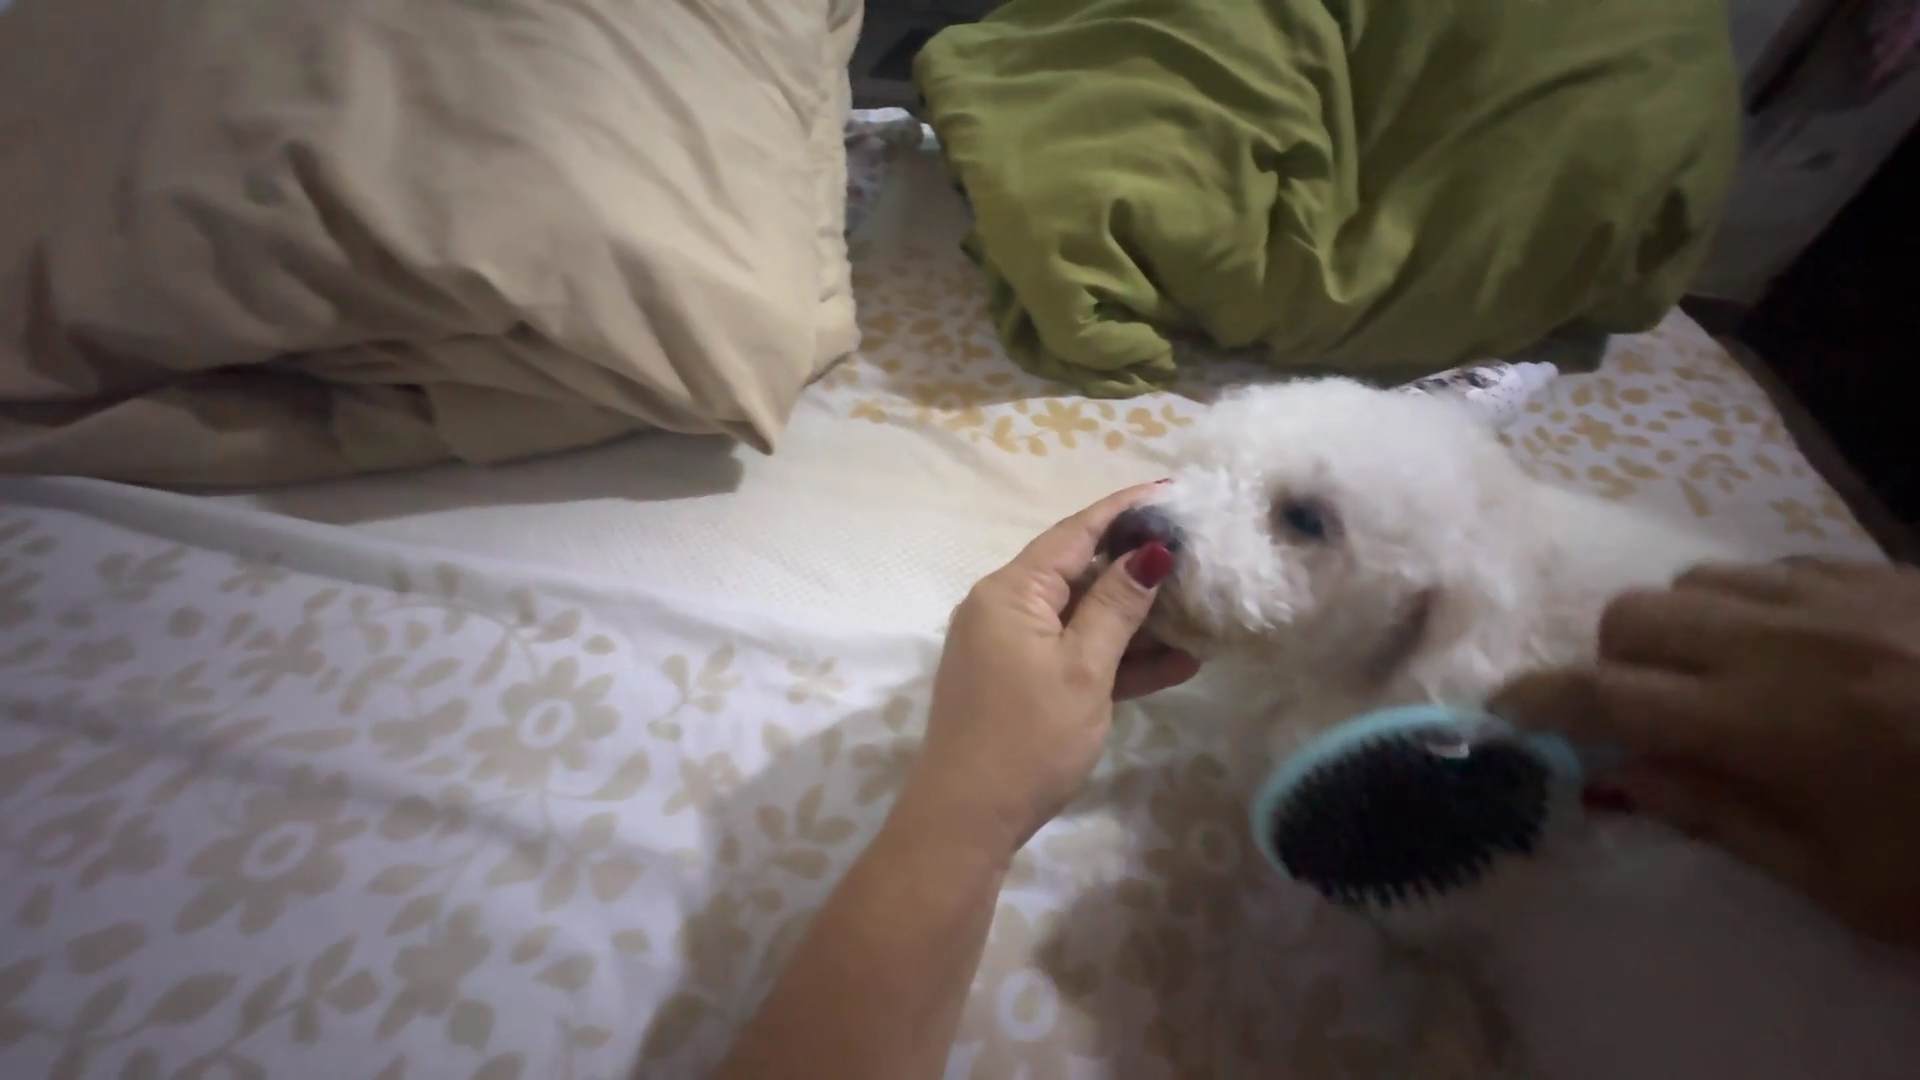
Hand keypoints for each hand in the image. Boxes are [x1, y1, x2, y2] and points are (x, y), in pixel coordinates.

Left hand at [900, 484, 1199, 856]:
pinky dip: (1114, 658)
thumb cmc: (1027, 737)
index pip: (1074, 533)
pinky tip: (1176, 662)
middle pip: (1077, 572)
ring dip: (1134, 619)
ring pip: (1080, 617)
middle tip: (1194, 552)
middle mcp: (1002, 607)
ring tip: (1197, 607)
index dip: (1123, 510)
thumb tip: (1149, 552)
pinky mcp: (1018, 680)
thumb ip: (1116, 607)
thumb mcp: (1082, 668)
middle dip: (1135, 566)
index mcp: (1010, 591)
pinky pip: (1072, 654)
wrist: (966, 819)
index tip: (1170, 491)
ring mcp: (1009, 646)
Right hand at [1493, 558, 1919, 945]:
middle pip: (1630, 618)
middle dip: (1612, 660)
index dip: (1535, 702)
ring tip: (1722, 668)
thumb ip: (1717, 817)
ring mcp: (1837, 600)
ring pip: (1692, 584)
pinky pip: (1772, 568)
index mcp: (1762, 725)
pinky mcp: (1889, 577)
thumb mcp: (1853, 881)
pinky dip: (1751, 604)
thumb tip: (1615, 779)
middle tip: (1645, 703)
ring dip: (1680, 627)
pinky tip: (1796, 643)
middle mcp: (1779, 646)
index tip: (1504, 712)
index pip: (1598, 697)